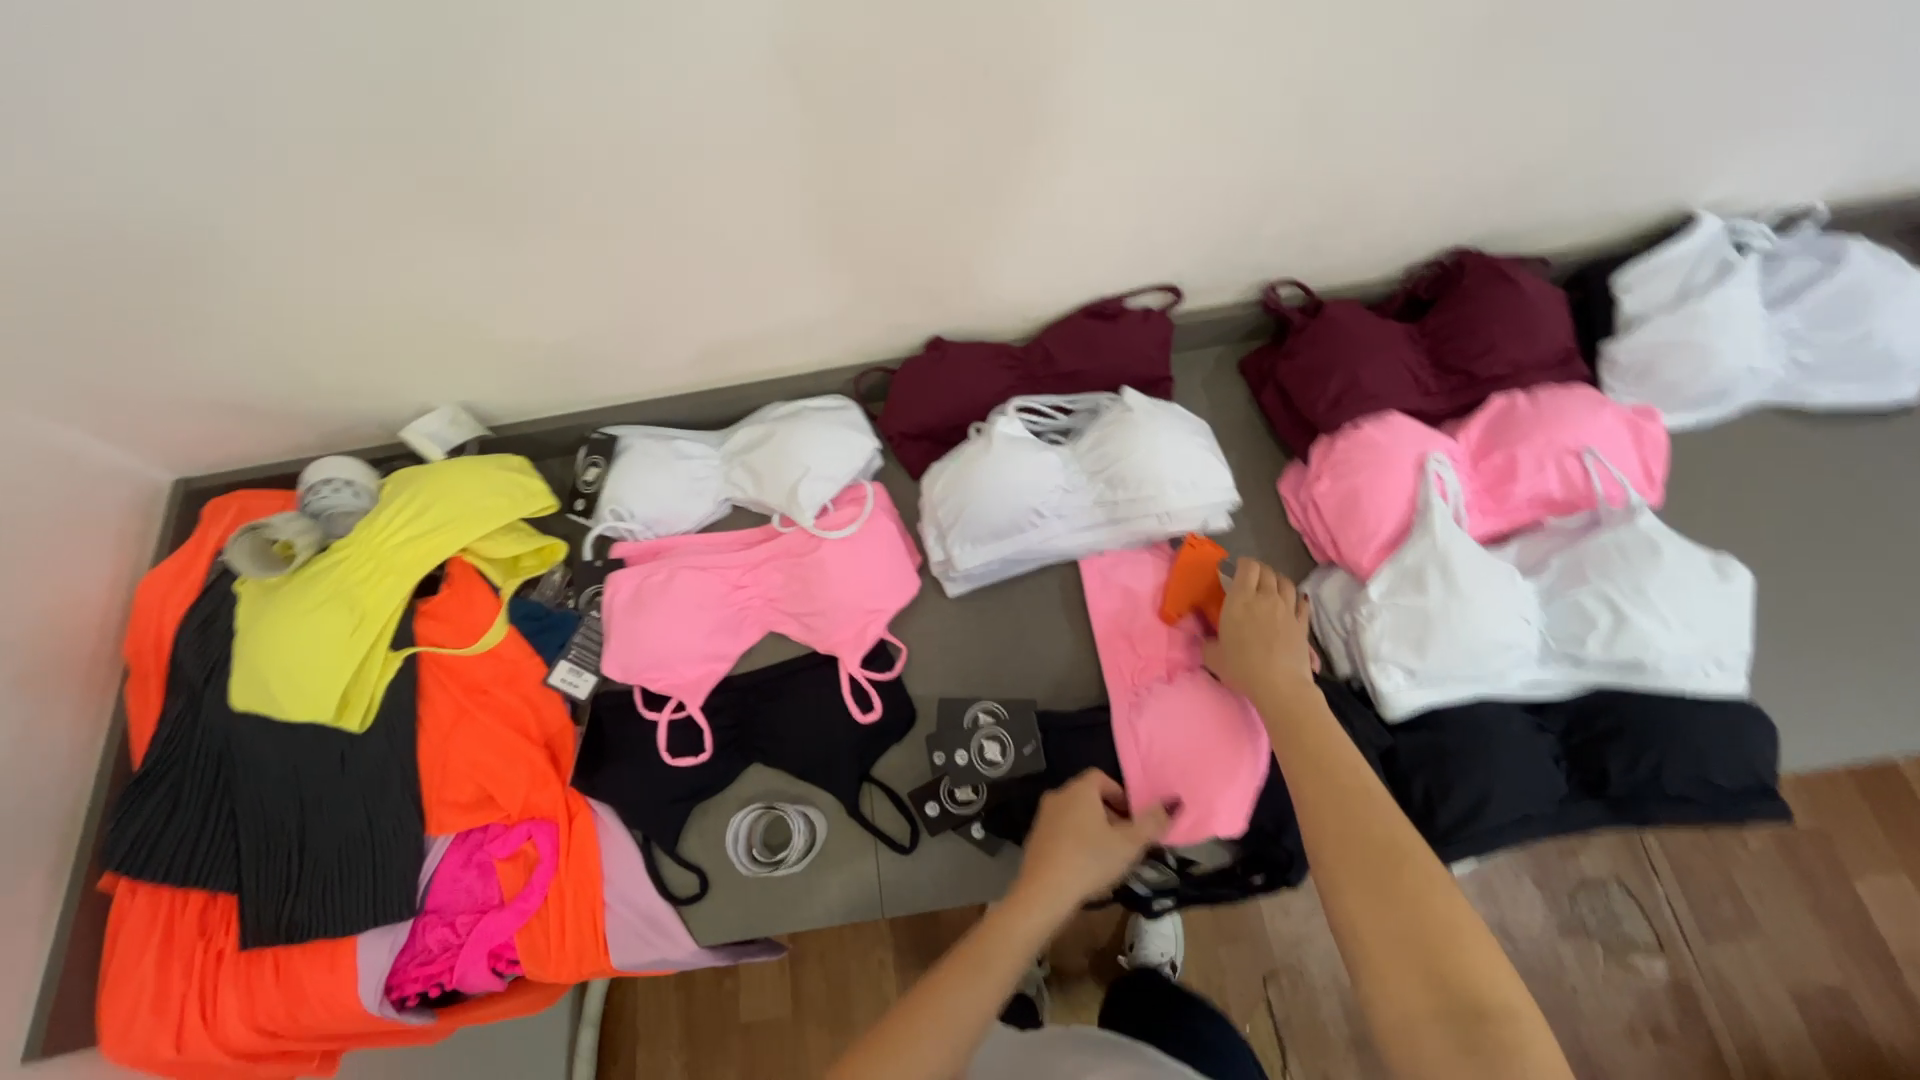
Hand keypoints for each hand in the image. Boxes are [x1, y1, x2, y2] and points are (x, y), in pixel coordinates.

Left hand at [1011, 769, 1171, 912]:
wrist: (1043, 893)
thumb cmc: (1090, 861)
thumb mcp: (1129, 844)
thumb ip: (1153, 822)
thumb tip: (1173, 802)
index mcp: (1079, 790)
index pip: (1102, 777)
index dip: (1121, 794)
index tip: (1133, 819)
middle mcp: (1058, 796)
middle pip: (1089, 796)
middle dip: (1110, 814)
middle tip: (1126, 840)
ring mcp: (1043, 818)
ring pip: (1075, 815)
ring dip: (1094, 829)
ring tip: (1109, 856)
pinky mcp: (1035, 839)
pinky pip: (1062, 831)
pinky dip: (1076, 841)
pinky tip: (1086, 866)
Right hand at [1203, 557, 1315, 701]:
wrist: (1278, 684)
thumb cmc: (1241, 667)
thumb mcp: (1213, 656)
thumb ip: (1208, 643)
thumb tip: (1207, 639)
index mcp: (1240, 600)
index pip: (1247, 568)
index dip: (1243, 564)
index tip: (1237, 568)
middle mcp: (1265, 598)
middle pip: (1267, 572)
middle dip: (1259, 569)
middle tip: (1252, 576)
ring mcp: (1287, 609)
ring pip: (1286, 583)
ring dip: (1278, 580)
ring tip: (1273, 585)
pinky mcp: (1302, 624)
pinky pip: (1302, 602)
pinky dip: (1297, 598)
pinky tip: (1294, 602)